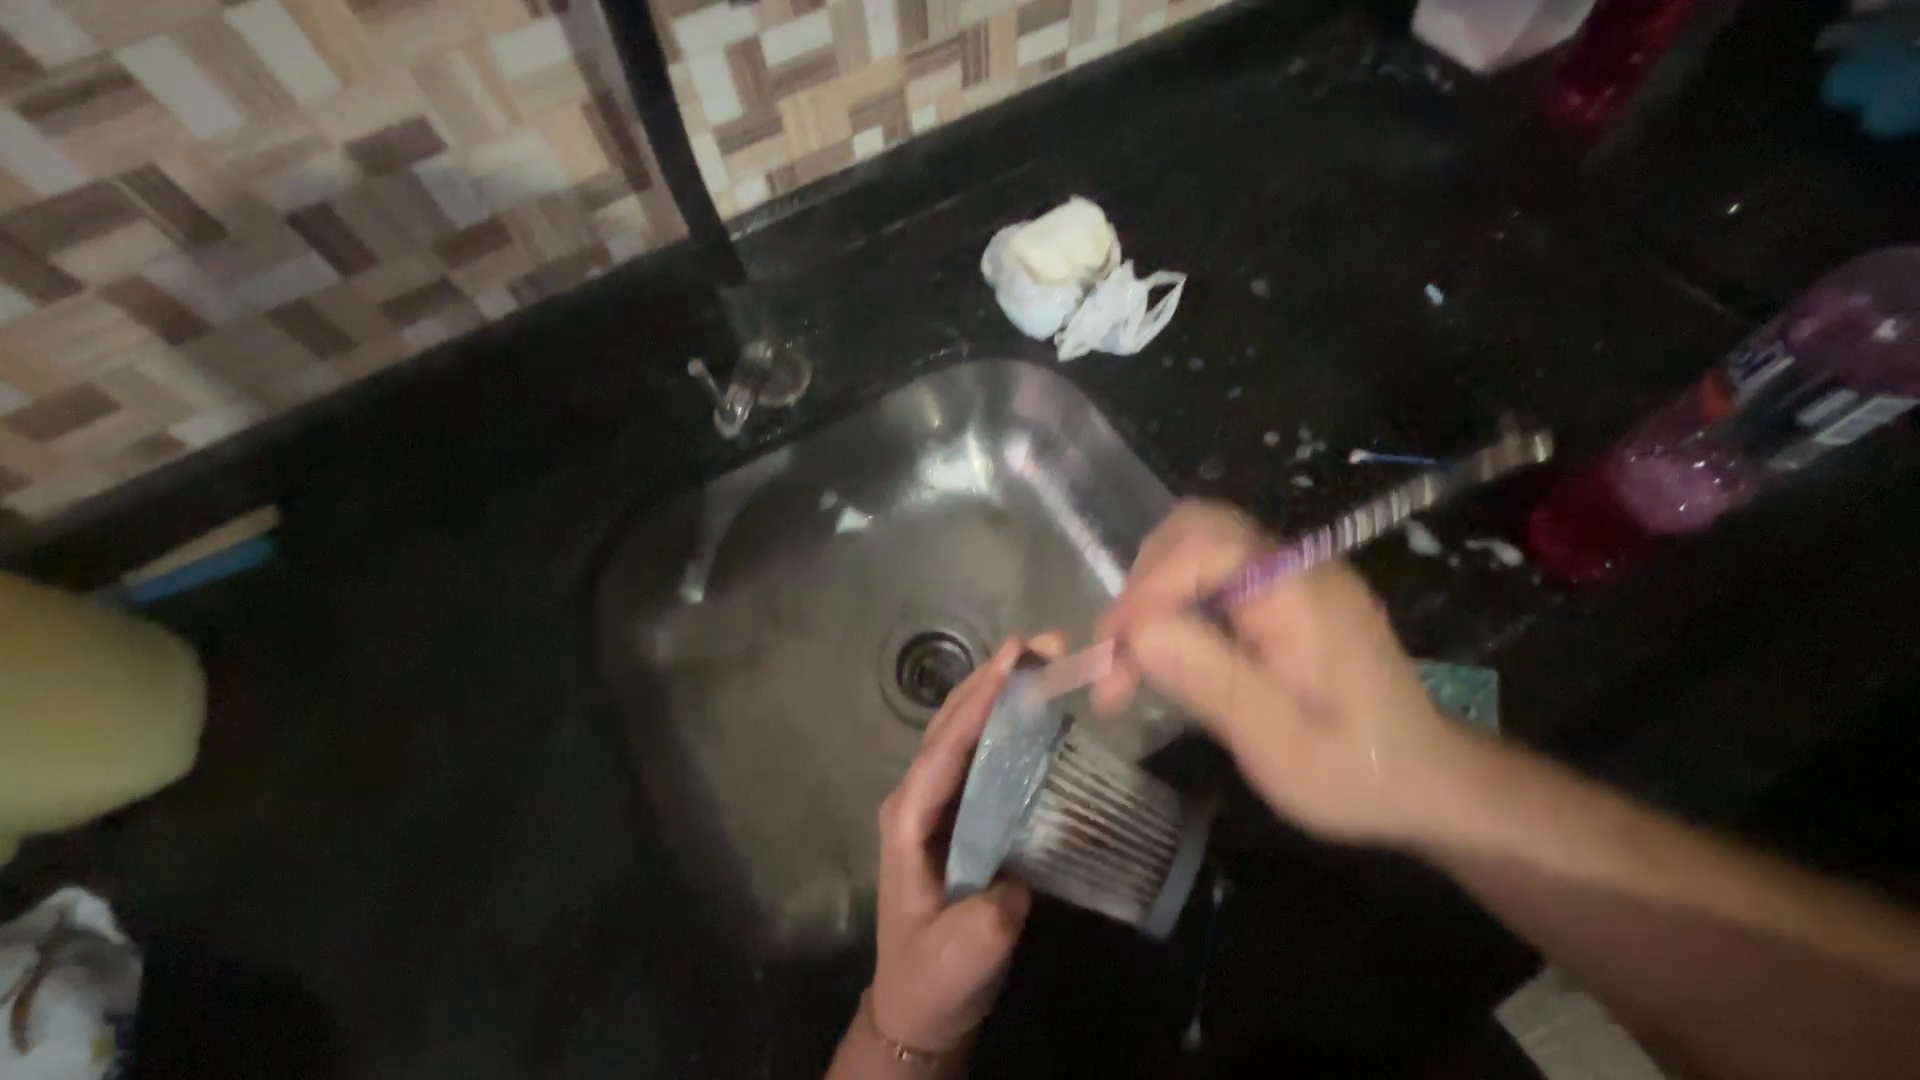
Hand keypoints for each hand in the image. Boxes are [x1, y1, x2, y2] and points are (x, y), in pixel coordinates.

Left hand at [868, 635, 1062, 1052]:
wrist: (921, 1004)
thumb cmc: (935, 976)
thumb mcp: (963, 955)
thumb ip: (987, 918)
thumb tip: (1018, 881)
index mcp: (908, 820)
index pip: (944, 749)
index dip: (979, 703)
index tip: (1014, 662)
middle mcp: (917, 799)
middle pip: (951, 725)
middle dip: (991, 681)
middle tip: (1038, 644)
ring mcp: (936, 803)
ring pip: (963, 733)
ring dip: (997, 694)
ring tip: (1040, 661)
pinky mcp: (958, 814)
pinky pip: (980, 757)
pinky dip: (1005, 726)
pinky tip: (1035, 712)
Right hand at [1092, 500, 1470, 846]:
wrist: (1428, 783)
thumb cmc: (1353, 769)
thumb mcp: (1274, 737)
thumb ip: (1205, 675)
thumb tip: (1136, 631)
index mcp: (1297, 591)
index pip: (1200, 547)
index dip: (1144, 590)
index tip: (1110, 651)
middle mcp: (1295, 567)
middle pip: (1195, 530)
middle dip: (1142, 585)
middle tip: (1118, 652)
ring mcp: (1294, 579)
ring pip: (1199, 551)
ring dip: (1153, 597)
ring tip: (1131, 661)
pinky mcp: (1289, 600)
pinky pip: (1217, 578)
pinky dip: (1177, 607)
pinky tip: (1167, 655)